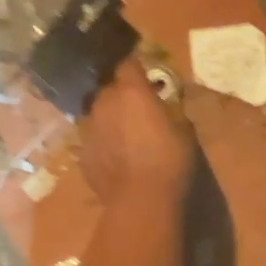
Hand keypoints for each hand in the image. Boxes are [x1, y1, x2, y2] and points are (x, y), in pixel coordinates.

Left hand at [79, 61, 195, 208]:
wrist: (140, 201)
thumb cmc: (169, 162)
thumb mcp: (184, 132)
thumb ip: (171, 112)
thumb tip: (167, 107)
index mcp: (131, 91)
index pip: (128, 63)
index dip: (136, 70)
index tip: (145, 79)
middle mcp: (104, 102)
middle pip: (109, 89)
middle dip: (121, 97)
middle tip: (136, 113)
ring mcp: (88, 128)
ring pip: (97, 115)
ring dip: (108, 121)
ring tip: (123, 139)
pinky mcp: (82, 153)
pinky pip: (93, 141)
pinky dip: (102, 145)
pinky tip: (114, 160)